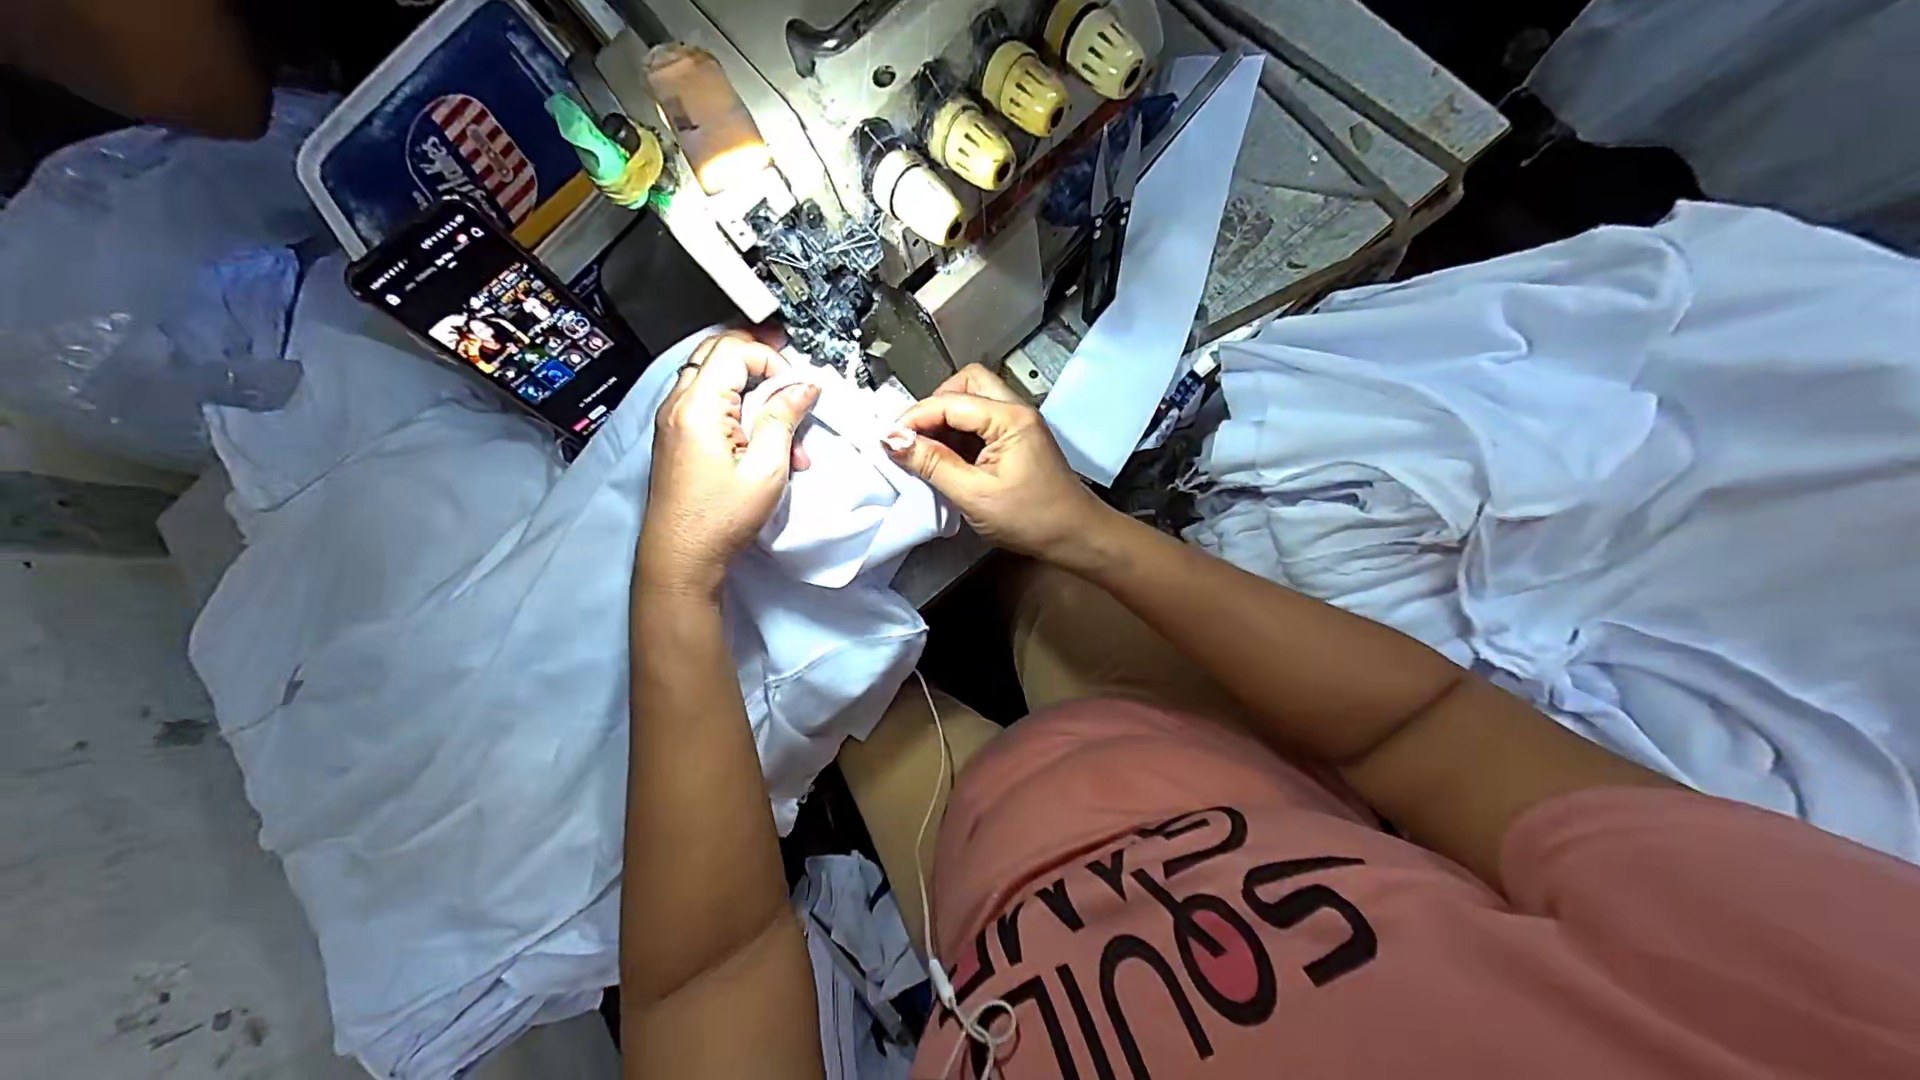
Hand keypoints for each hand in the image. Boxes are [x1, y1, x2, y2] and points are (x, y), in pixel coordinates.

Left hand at [639, 332, 819, 596]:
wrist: (681, 555)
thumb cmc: (719, 519)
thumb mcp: (767, 468)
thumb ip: (784, 418)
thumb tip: (803, 386)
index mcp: (698, 407)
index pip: (734, 350)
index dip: (771, 359)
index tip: (795, 387)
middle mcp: (677, 404)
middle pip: (718, 351)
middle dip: (761, 361)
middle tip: (791, 381)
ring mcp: (673, 418)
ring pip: (714, 375)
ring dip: (752, 389)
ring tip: (785, 430)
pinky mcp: (676, 434)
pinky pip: (709, 401)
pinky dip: (738, 408)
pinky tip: (764, 443)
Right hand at [883, 364, 1114, 562]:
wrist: (1076, 536)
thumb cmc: (1034, 519)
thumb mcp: (974, 495)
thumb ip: (932, 464)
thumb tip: (894, 441)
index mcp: (1010, 418)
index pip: (950, 402)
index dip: (914, 418)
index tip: (890, 440)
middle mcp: (1016, 410)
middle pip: (965, 384)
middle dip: (934, 405)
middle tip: (914, 438)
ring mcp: (1018, 423)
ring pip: (972, 400)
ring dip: (945, 420)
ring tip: (928, 452)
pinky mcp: (1016, 438)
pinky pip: (981, 421)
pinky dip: (959, 434)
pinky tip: (948, 460)